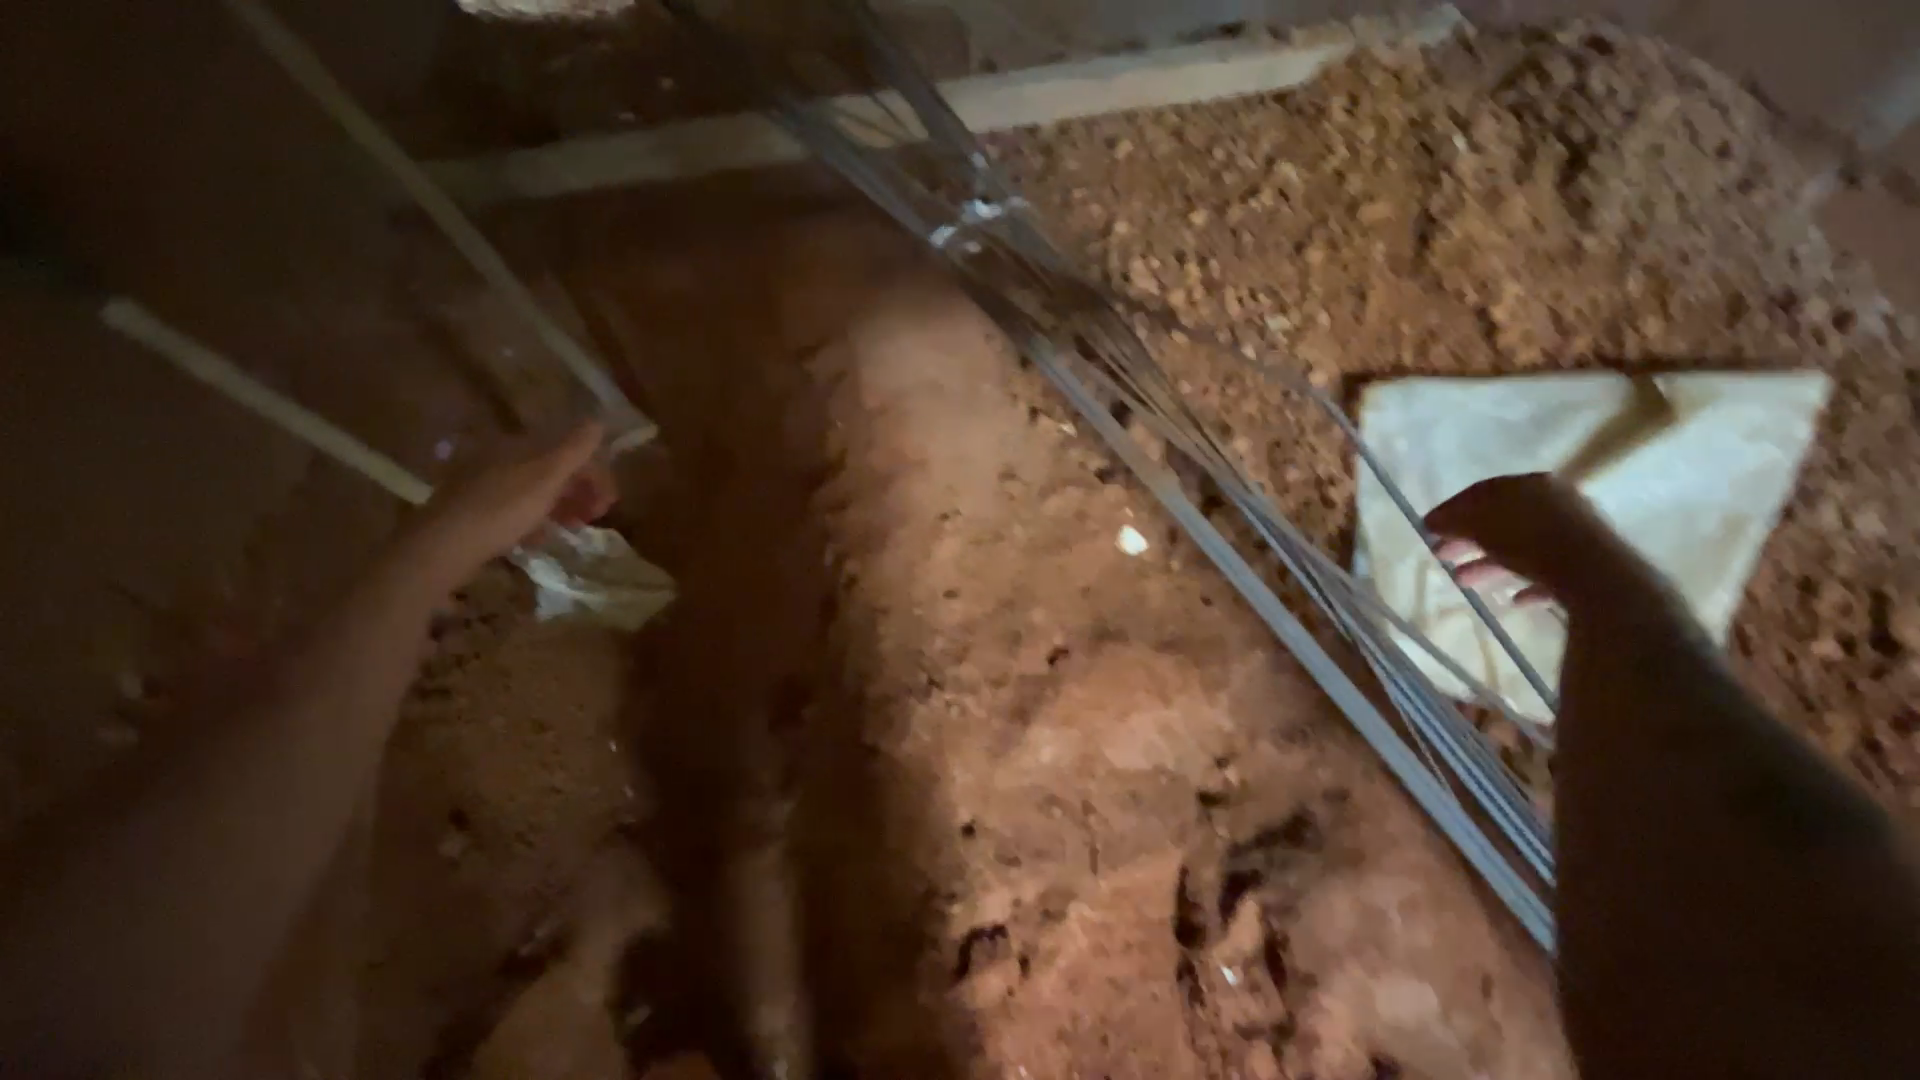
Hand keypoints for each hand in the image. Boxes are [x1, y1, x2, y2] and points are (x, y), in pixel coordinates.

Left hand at [404, 420, 617, 590]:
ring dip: (561, 506)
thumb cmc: (501, 509)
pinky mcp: (474, 510)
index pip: (568, 451)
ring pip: (535, 490)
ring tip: (572, 528)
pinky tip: (539, 538)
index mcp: (518, 445)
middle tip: (594, 517)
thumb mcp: (545, 477)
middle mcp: (500, 457)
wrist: (443, 546)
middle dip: (579, 490)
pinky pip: (515, 509)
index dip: (594, 473)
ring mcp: (485, 484)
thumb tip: (598, 419)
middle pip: (552, 469)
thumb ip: (574, 449)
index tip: (609, 502)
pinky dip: (535, 520)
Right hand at [1423, 473, 1621, 605]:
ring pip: (1521, 548)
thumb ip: (1452, 520)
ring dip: (1489, 565)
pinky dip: (1527, 584)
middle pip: (1500, 521)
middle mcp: (1555, 503)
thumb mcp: (1479, 524)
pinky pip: (1549, 574)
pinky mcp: (1587, 567)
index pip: (1481, 493)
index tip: (1428, 529)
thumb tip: (1432, 522)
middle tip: (1441, 556)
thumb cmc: (1529, 540)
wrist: (1595, 575)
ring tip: (1464, 583)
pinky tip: (1513, 600)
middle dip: (1467, 540)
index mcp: (1530, 485)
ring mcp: (1574, 535)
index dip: (1451, 510)